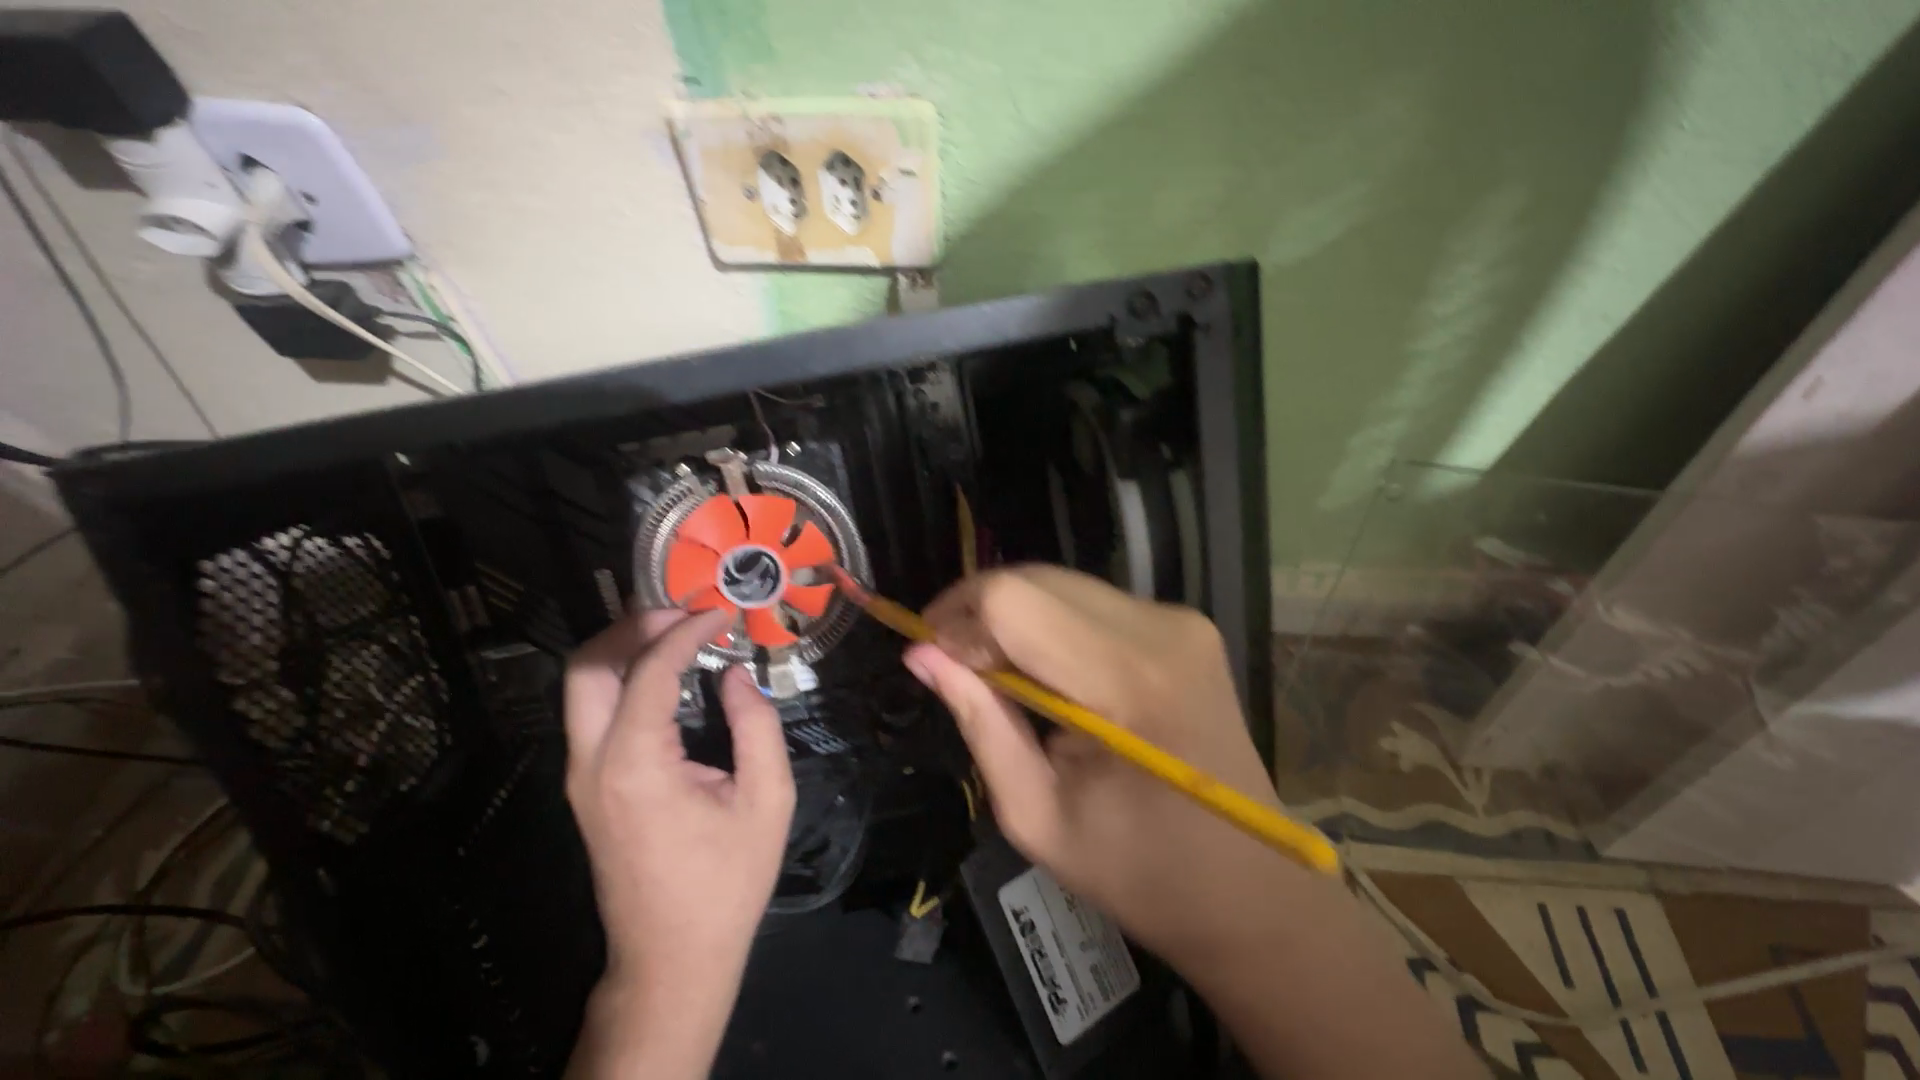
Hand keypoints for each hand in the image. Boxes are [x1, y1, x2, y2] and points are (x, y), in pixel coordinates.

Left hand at [563, 608, 794, 1077]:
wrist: (672, 955)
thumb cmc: (726, 882)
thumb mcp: (766, 801)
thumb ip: (756, 726)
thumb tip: (736, 675)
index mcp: (636, 764)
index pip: (650, 670)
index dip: (685, 632)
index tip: (720, 614)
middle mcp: (592, 763)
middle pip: (587, 666)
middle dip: (631, 627)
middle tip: (682, 615)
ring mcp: (580, 777)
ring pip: (580, 687)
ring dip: (621, 650)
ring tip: (673, 635)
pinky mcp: (585, 789)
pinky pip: (591, 714)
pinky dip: (621, 680)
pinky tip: (664, 678)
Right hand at [902, 566, 1293, 966]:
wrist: (1249, 886)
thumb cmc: (1140, 872)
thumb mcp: (1036, 816)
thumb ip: (980, 723)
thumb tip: (920, 654)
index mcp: (1129, 681)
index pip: (1015, 599)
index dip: (958, 618)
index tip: (931, 659)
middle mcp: (1161, 629)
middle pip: (1036, 579)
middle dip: (977, 611)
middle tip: (946, 660)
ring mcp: (1180, 621)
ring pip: (1061, 584)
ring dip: (1012, 616)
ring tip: (987, 669)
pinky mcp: (1185, 626)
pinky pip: (1091, 602)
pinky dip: (1048, 623)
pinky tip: (1039, 670)